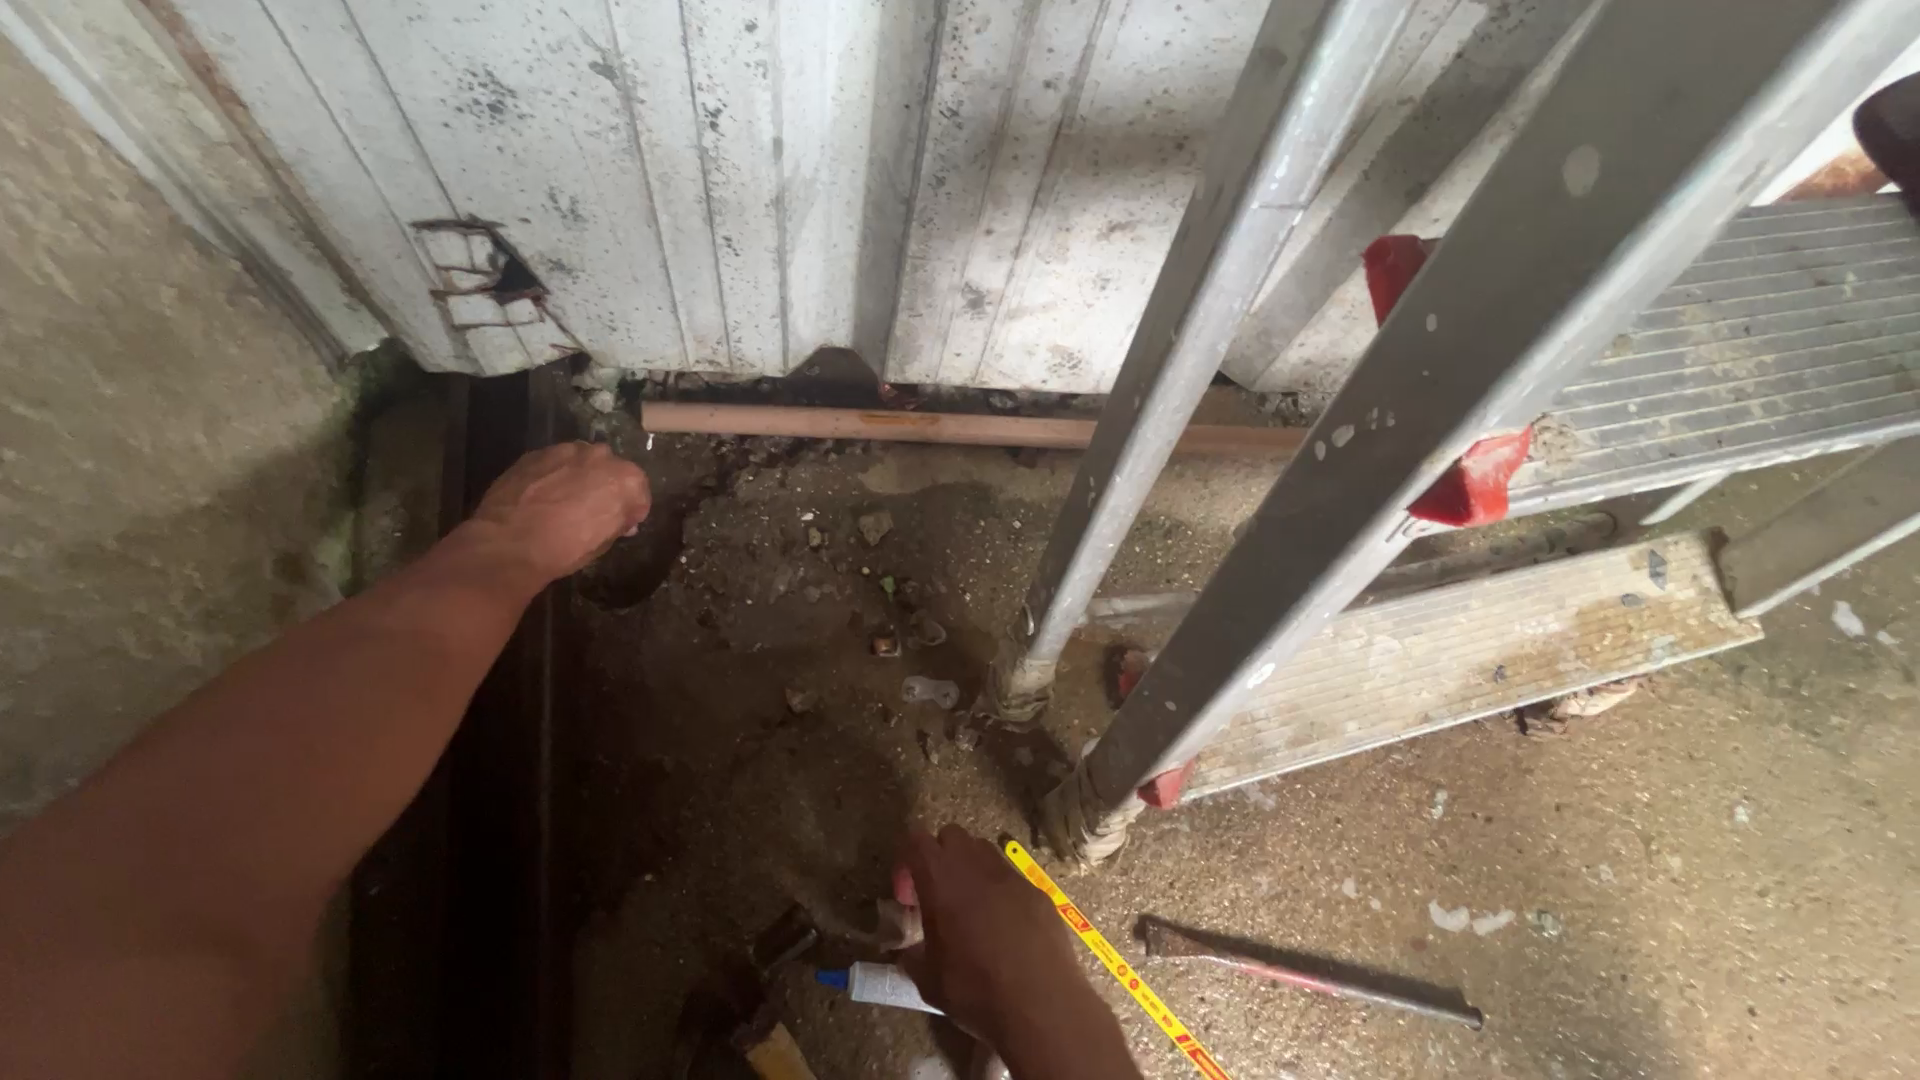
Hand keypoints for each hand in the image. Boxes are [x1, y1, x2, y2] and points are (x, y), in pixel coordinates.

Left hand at [463, 442, 650, 585]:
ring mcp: (566, 450)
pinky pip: (555, 462)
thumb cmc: (567, 548)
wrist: (510, 543)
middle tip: (594, 509)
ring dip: (581, 476)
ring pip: (582, 461)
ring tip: (566, 499)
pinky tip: (543, 495)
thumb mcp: (605, 542)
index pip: (639, 492)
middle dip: (607, 486)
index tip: (623, 523)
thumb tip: (623, 518)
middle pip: (612, 469)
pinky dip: (555, 474)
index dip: (632, 509)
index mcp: (627, 478)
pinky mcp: (536, 453)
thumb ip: (619, 522)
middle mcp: (601, 456)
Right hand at [898, 826, 1105, 1048]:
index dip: (905, 862)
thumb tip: (910, 952)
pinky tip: (1005, 929)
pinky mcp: (1038, 891)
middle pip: (951, 835)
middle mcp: (976, 865)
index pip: (915, 840)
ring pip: (983, 851)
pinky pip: (1011, 878)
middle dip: (938, 858)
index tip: (907, 897)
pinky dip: (1000, 892)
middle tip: (937, 898)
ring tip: (970, 911)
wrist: (1042, 1004)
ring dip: (970, 870)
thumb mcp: (929, 982)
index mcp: (942, 879)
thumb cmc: (976, 990)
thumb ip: (913, 957)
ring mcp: (1011, 875)